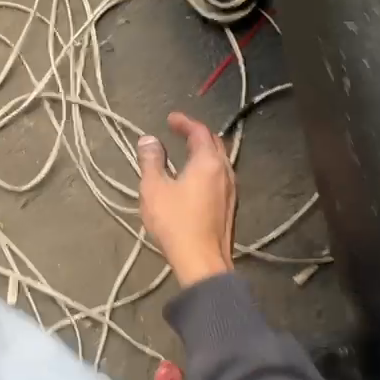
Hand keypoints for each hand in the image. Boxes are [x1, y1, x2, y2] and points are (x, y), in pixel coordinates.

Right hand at [137, 111, 235, 287]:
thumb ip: (151, 162)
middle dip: (198, 134)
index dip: (185, 122)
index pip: (200, 132)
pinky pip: (220, 177)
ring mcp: (231, 190)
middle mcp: (225, 171)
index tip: (170, 119)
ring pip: (220, 161)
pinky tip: (195, 179)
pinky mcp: (229, 207)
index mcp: (208, 162)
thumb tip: (148, 140)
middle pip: (215, 144)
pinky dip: (207, 169)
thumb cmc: (175, 222)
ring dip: (204, 152)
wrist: (202, 260)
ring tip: (186, 153)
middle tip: (180, 133)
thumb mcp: (154, 189)